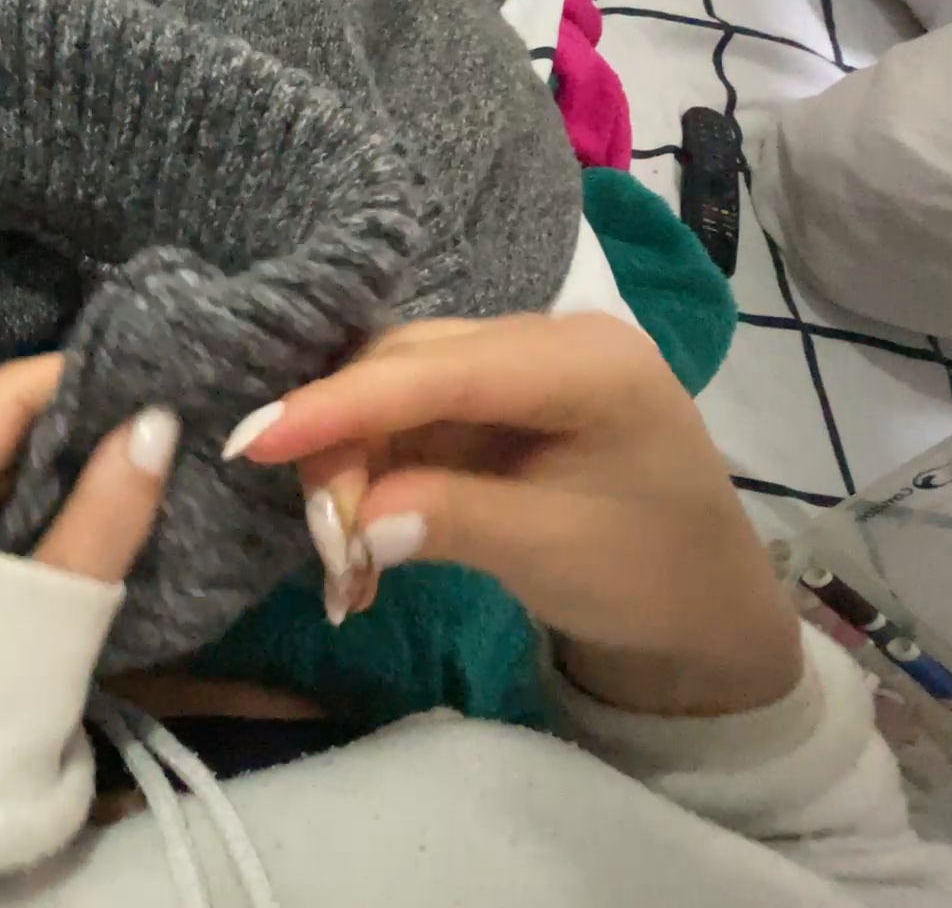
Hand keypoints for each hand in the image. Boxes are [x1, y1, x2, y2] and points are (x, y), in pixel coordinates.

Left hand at [0, 355, 181, 582]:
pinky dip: (37, 494)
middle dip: (79, 423)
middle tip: (160, 421)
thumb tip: (158, 423)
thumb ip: (104, 513)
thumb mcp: (48, 605)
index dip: (80, 380)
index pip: (2, 396)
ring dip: (62, 460)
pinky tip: (88, 495)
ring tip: (138, 450)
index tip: (153, 383)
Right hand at [224, 314, 801, 716]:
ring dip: (346, 474)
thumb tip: (359, 526)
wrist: (696, 606)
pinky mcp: (470, 407)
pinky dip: (364, 482)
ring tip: (345, 559)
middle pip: (394, 372)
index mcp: (582, 364)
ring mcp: (498, 373)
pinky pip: (390, 427)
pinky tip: (363, 539)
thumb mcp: (555, 554)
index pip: (436, 371)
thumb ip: (452, 523)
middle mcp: (532, 346)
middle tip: (329, 543)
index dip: (340, 405)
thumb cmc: (653, 576)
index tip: (255, 442)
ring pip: (379, 397)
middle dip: (342, 453)